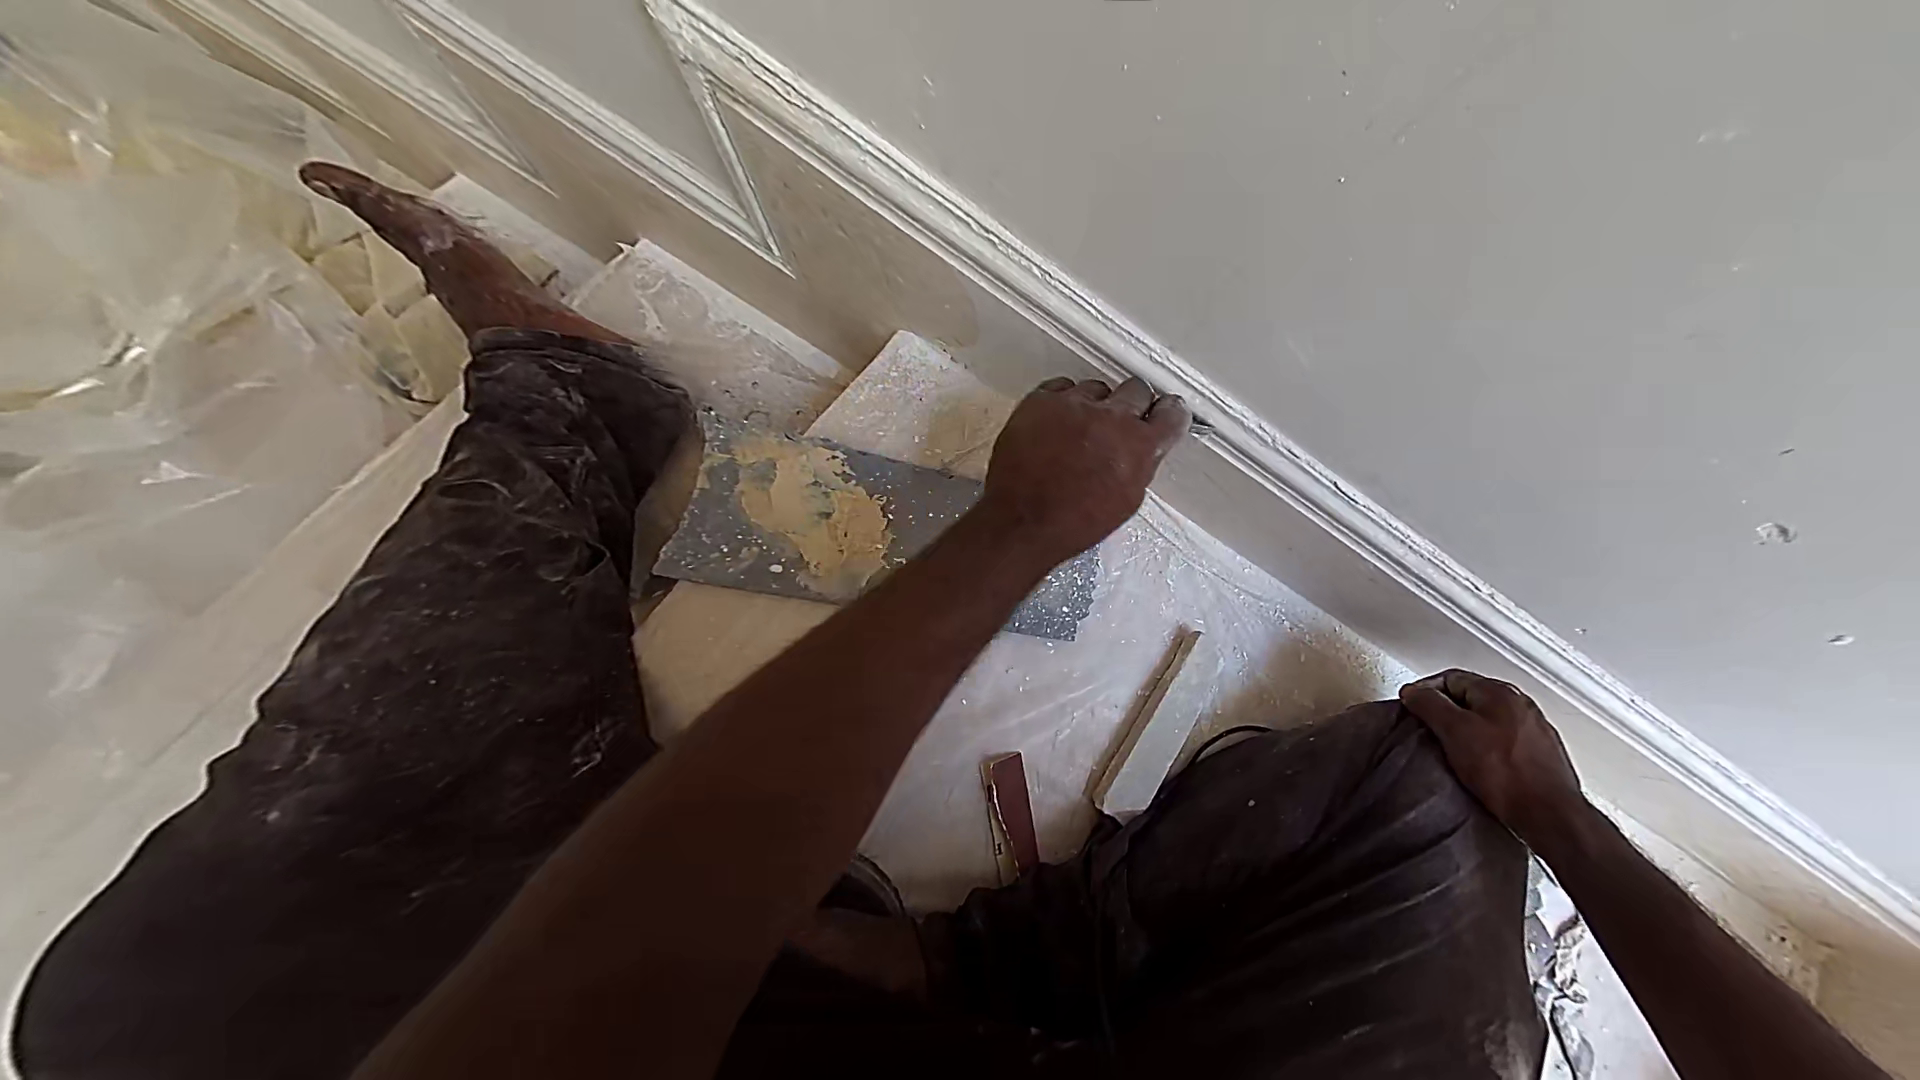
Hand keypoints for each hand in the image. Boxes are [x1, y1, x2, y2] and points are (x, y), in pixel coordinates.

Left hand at [979, 376, 1190, 563]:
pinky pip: (1059, 388)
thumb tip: (1141, 452)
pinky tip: (1054, 424)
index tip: (1163, 412)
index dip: (1167, 413)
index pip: (1171, 413)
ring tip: (1077, 431)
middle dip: (1131, 406)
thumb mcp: (1125, 502)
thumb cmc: (1069, 523)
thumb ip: (1140, 465)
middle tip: (1116, 424)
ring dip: (1092, 405)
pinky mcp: (1040, 402)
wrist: (1022, 523)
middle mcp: (1111, 418)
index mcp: (1139, 446)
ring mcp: (1074, 405)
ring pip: (1095, 388)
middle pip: (1136, 390)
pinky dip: (1060, 403)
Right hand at [1399, 670, 1586, 847]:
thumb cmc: (1504, 773)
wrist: (1549, 816)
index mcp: (1501, 693)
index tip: (1412, 708)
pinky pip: (1501, 741)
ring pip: (1485, 720)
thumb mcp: (1452, 730)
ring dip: (1466, 731)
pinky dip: (1485, 749)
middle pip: (1468, 698)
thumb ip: (1428, 703)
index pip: (1449, 678)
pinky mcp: (1540, 755)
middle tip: (1431, 729)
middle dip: (1445, 711)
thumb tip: (1413, 692)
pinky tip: (1477, 765)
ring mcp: (1535, 731)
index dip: (1424, 691)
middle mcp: (1522, 706)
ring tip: (1453, 750)